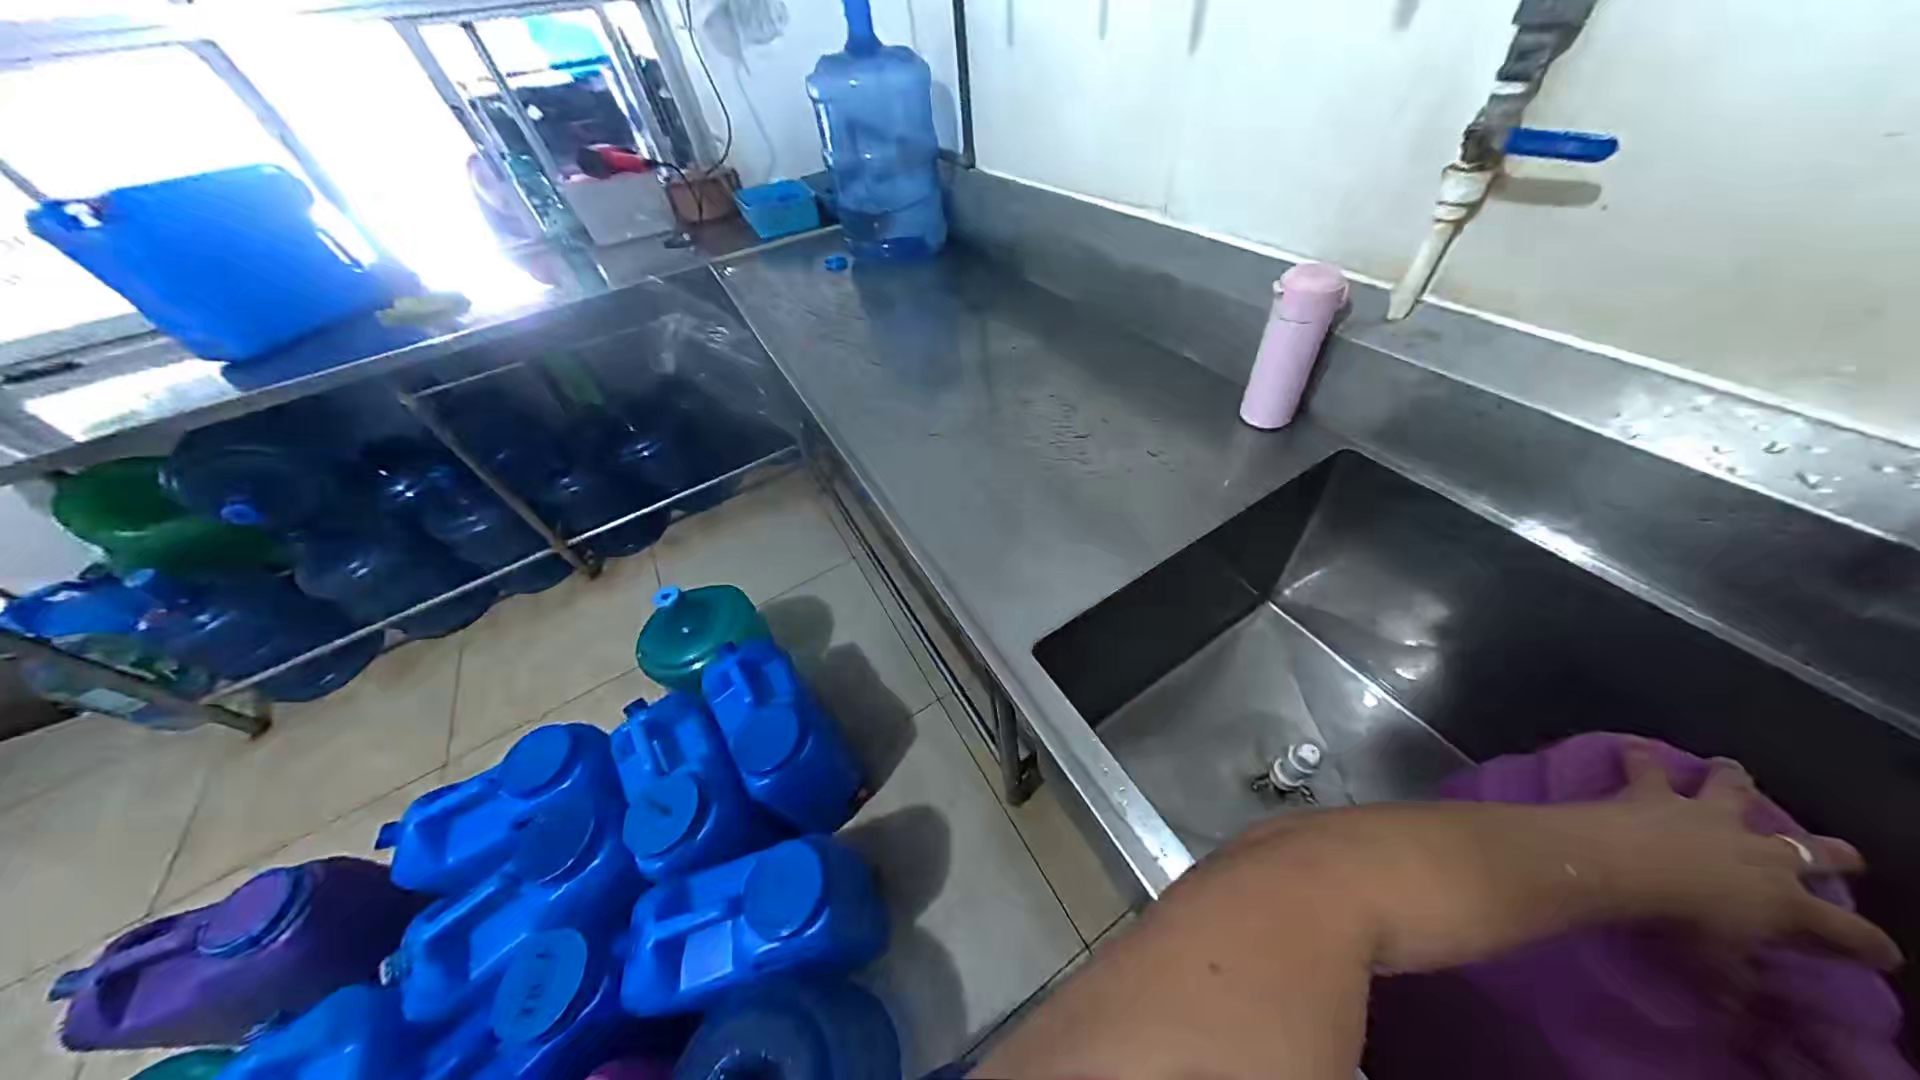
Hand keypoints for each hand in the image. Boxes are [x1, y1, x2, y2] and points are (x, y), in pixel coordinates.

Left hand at [1585, 743, 1900, 969]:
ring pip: (1734, 790)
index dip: (1869, 945)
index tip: (1882, 953)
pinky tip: (1633, 745)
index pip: (1850, 933)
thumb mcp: (1712, 967)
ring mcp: (1708, 815)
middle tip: (1845, 852)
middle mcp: (1760, 853)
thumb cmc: (1677, 922)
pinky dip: (1640, 756)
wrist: (1628, 863)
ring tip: (1731, 768)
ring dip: (1734, 780)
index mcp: (1788, 905)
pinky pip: (1646, 767)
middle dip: (1832, 853)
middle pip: (1813, 851)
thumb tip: (1736, 1013)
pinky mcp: (1655, 792)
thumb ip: (1730, 984)